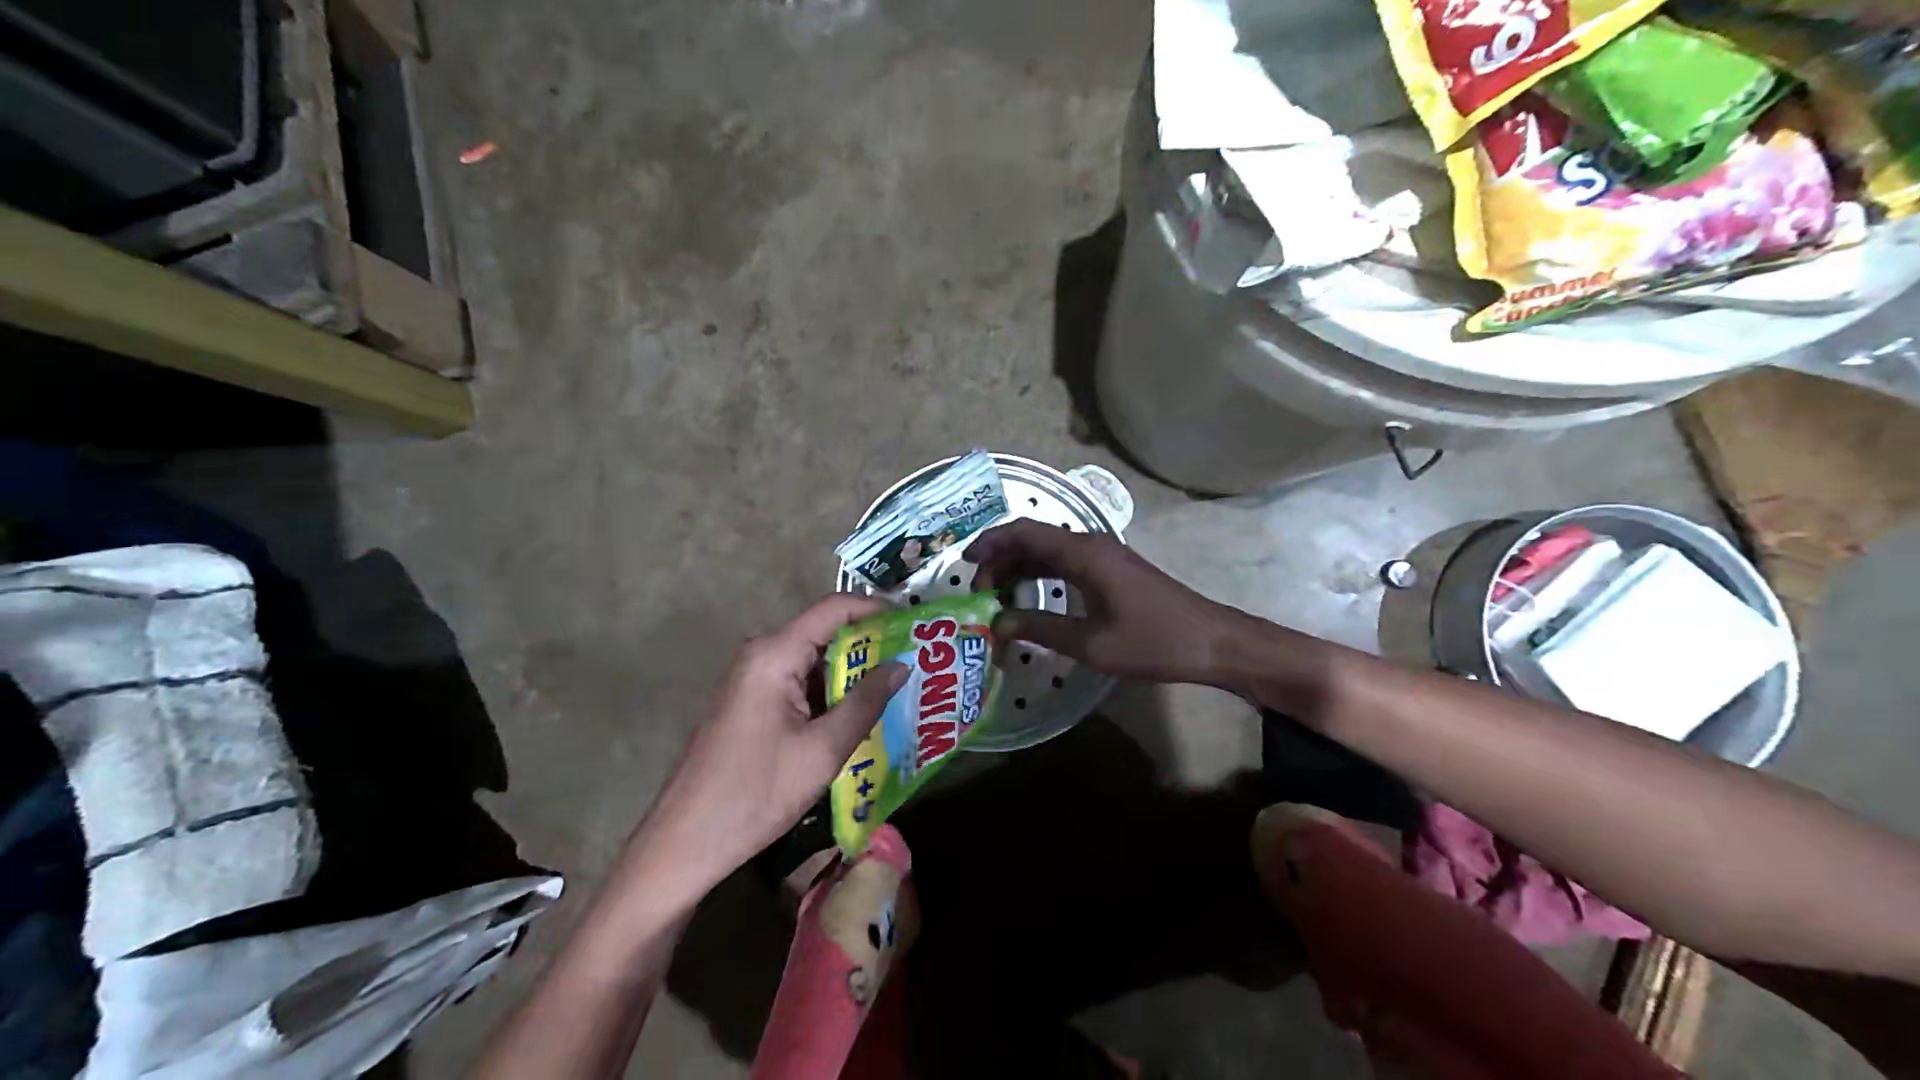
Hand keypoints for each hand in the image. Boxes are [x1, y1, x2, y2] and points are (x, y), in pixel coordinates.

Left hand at [623, 595, 907, 905]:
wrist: (685, 843)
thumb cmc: (755, 794)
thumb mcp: (823, 750)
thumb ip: (866, 702)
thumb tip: (901, 664)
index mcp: (774, 654)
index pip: (833, 608)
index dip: (876, 609)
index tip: (913, 624)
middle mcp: (761, 655)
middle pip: (825, 633)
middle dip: (871, 646)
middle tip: (915, 663)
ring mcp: (752, 679)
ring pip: (813, 662)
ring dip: (852, 674)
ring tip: (898, 690)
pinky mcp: (750, 703)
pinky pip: (798, 684)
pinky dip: (830, 693)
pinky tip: (859, 715)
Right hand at [966, 518, 1248, 686]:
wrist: (1211, 642)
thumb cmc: (1153, 641)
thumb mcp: (1091, 644)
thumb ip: (1039, 630)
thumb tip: (996, 624)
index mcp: (1084, 553)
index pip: (1025, 532)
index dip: (991, 542)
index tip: (965, 562)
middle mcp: (1090, 545)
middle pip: (1033, 539)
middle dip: (1000, 559)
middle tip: (979, 591)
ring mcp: (1102, 557)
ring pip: (1048, 551)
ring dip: (1019, 568)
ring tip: (994, 596)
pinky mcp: (1110, 571)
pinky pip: (1064, 564)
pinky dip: (1040, 576)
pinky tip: (1026, 597)